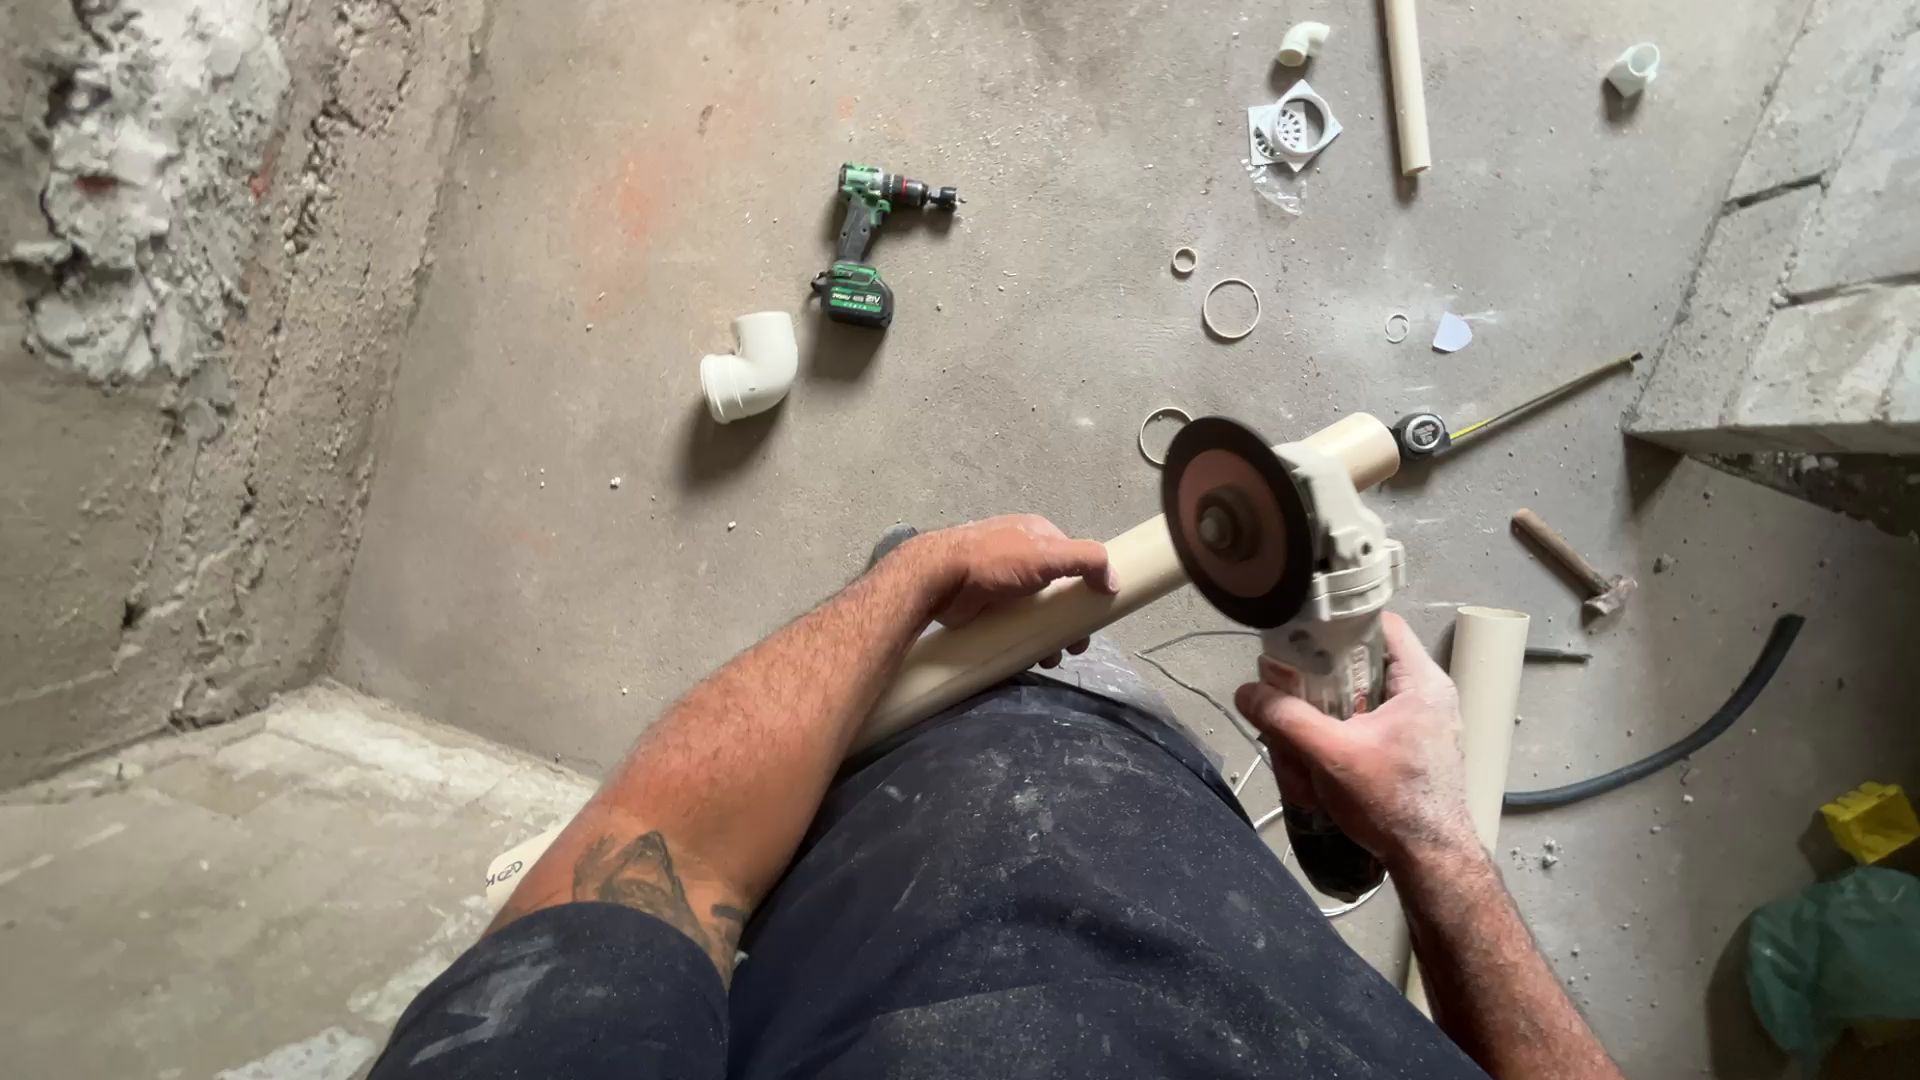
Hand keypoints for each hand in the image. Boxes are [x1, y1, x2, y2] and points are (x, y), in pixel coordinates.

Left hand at [912, 515, 1117, 667]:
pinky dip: (1027, 642)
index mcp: (1037, 536)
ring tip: (1051, 658)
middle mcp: (1021, 557)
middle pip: (1058, 593)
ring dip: (1050, 637)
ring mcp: (1003, 584)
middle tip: (1075, 646)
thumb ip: (1086, 560)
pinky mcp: (988, 607)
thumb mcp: (1047, 553)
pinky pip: (1016, 626)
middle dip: (1070, 621)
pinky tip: (1031, 657)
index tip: (1094, 616)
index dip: (1087, 589)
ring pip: (1038, 614)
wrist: (939, 581)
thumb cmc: (994, 561)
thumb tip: (1114, 580)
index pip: (1073, 562)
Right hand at [1234, 613, 1477, 870]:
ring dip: (1318, 716)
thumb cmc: (1393, 802)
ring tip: (1299, 744)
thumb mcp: (1330, 754)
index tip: (1300, 637)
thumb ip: (1284, 718)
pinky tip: (1314, 760)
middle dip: (1315, 682)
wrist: (1429, 862)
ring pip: (1351, 695)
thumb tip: (1245, 692)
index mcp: (1421, 682)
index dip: (1338, 623)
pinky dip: (1331, 734)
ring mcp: (1415, 720)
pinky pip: (1357, 721)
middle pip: (1356, 661)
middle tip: (1288, 698)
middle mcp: (1423, 694)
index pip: (1379, 622)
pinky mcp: (1405, 744)